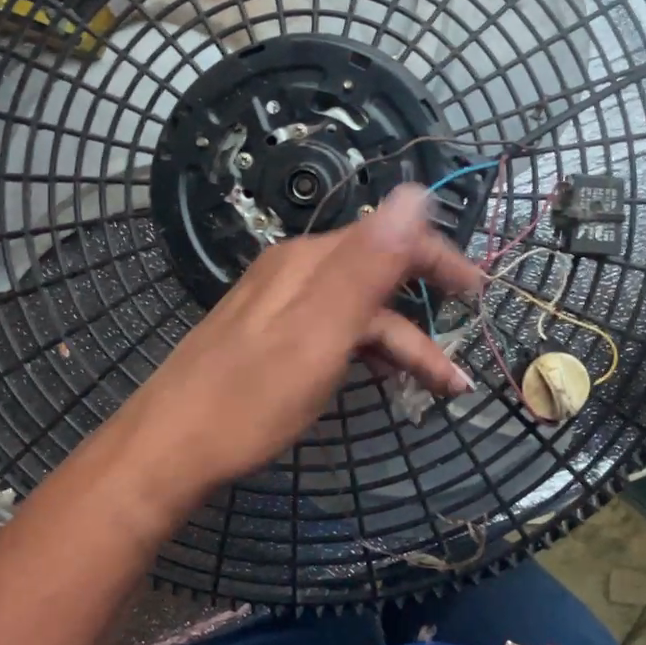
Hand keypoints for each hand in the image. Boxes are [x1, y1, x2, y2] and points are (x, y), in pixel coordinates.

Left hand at [123, 184, 484, 491]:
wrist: (167, 451)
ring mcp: (283, 304)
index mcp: (311, 261)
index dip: (441, 259)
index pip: (392, 238)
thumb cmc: (250, 397)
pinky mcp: (275, 337)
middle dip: (428, 301)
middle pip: (379, 271)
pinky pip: (337, 331)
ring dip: (405, 342)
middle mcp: (298, 271)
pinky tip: (386, 380)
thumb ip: (369, 264)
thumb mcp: (320, 331)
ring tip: (441, 385)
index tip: (479, 292)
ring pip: (360, 310)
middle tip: (468, 329)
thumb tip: (416, 193)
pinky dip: (370, 353)